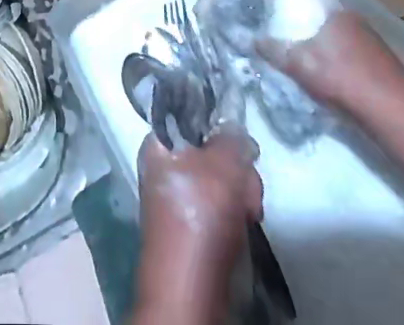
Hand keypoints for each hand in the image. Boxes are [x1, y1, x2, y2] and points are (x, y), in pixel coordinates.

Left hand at [133, 131, 262, 324]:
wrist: (191, 283)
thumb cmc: (198, 214)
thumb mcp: (219, 165)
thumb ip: (230, 140)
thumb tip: (234, 130)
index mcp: (158, 144)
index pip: (190, 119)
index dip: (218, 131)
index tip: (237, 145)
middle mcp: (164, 166)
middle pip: (212, 152)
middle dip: (237, 169)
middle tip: (243, 188)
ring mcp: (179, 195)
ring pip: (222, 180)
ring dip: (242, 192)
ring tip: (245, 212)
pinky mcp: (195, 223)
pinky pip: (222, 205)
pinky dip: (238, 213)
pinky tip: (244, 225)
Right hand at [259, 9, 403, 111]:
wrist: (396, 113)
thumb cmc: (343, 77)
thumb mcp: (298, 63)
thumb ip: (271, 48)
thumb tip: (246, 37)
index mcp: (332, 9)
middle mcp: (350, 17)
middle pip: (313, 8)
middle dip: (289, 13)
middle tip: (264, 20)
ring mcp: (365, 38)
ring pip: (326, 28)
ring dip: (307, 34)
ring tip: (283, 42)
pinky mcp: (373, 60)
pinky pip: (337, 45)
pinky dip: (322, 49)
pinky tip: (311, 63)